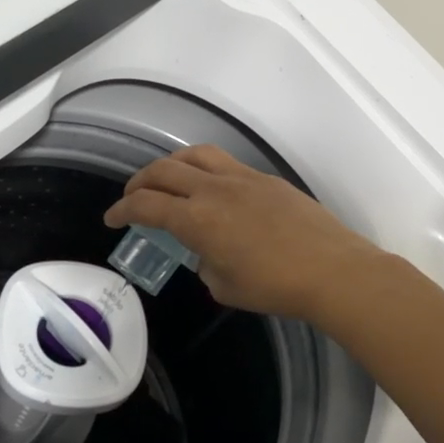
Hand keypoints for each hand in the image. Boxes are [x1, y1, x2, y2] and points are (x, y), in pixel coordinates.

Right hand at [103, 144, 387, 321]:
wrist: (332, 270)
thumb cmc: (273, 286)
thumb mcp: (224, 286)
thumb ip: (204, 263)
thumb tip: (206, 253)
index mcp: (196, 218)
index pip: (146, 205)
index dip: (122, 210)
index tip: (111, 219)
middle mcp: (213, 189)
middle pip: (164, 171)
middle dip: (140, 183)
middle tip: (132, 198)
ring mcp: (242, 178)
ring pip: (195, 155)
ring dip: (171, 164)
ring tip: (166, 179)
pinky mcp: (266, 179)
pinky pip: (224, 164)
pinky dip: (204, 170)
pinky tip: (210, 189)